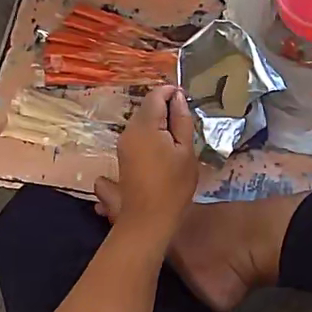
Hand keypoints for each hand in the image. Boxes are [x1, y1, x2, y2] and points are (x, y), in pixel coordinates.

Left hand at [95, 85, 199, 241]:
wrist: (149, 218)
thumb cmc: (174, 186)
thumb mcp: (186, 151)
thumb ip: (182, 121)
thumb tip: (178, 98)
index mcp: (145, 126)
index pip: (156, 96)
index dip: (171, 92)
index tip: (187, 98)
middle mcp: (129, 130)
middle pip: (147, 107)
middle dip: (165, 106)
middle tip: (187, 118)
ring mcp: (123, 143)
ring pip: (142, 120)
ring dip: (159, 121)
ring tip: (179, 134)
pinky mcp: (123, 154)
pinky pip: (139, 134)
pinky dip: (153, 133)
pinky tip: (167, 146)